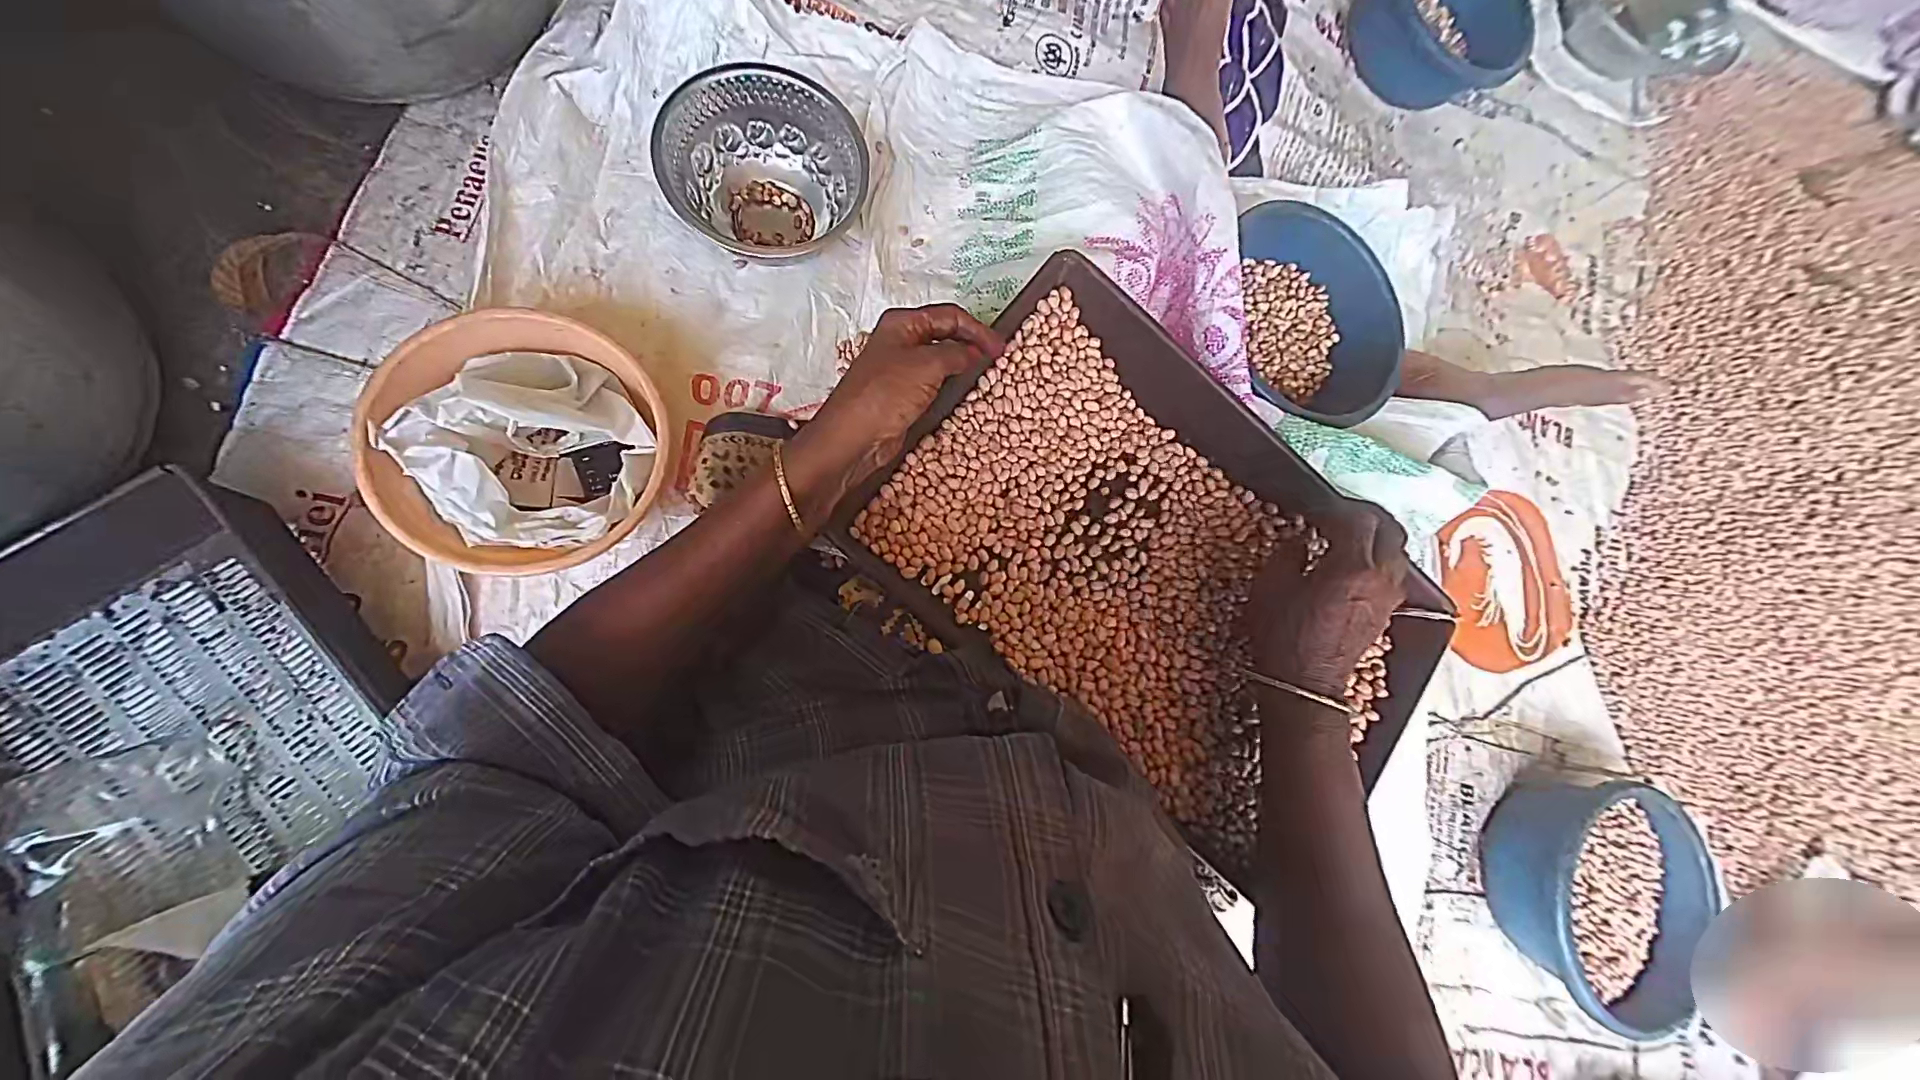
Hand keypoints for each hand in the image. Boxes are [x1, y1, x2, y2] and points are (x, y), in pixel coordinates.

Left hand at [804, 304, 1002, 484]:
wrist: (854, 437)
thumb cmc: (884, 394)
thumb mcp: (928, 365)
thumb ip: (957, 354)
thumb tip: (976, 353)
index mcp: (902, 324)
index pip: (949, 316)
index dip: (978, 329)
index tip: (1000, 347)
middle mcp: (900, 342)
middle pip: (946, 336)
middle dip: (972, 345)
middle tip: (997, 360)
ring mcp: (901, 370)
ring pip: (941, 361)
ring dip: (963, 367)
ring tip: (986, 376)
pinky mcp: (903, 396)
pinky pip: (934, 384)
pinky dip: (951, 385)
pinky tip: (964, 393)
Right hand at [1243, 500, 1408, 700]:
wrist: (1305, 681)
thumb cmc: (1284, 635)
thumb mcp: (1270, 587)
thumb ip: (1288, 555)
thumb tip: (1301, 542)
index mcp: (1352, 566)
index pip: (1357, 519)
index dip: (1333, 508)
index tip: (1313, 510)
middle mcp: (1381, 577)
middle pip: (1389, 529)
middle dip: (1364, 516)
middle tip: (1337, 514)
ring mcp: (1389, 596)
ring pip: (1396, 551)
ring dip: (1373, 538)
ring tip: (1345, 537)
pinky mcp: (1387, 610)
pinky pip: (1391, 572)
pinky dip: (1375, 559)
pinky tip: (1350, 565)